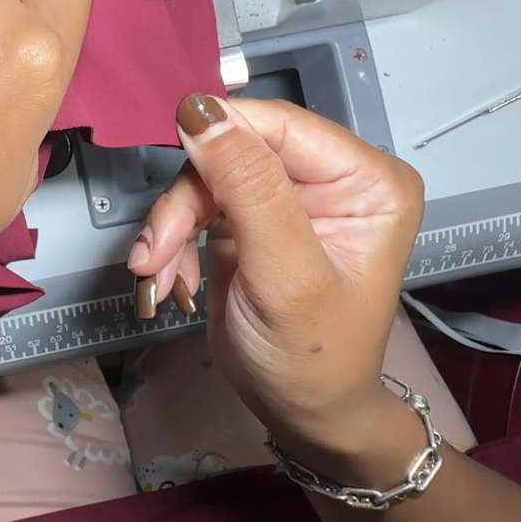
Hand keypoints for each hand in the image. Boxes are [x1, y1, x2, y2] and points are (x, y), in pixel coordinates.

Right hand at [130, 95, 425, 456]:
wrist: (300, 413)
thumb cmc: (312, 357)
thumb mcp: (284, 274)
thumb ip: (247, 186)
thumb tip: (199, 108)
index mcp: (365, 178)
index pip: (279, 125)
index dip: (217, 141)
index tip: (171, 189)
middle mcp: (328, 176)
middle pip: (233, 150)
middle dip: (186, 202)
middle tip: (156, 253)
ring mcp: (284, 195)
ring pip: (204, 175)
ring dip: (172, 226)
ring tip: (157, 274)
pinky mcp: (247, 216)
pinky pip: (195, 204)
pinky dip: (174, 240)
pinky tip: (172, 278)